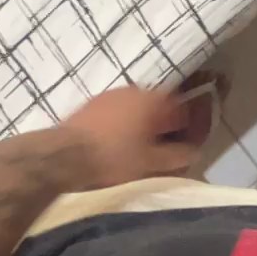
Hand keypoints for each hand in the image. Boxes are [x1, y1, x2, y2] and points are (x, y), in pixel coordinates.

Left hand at [60, 85, 200, 189]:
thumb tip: (193, 153)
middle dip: (165, 124)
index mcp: (154, 101)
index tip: (190, 143)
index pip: (184, 108)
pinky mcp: (91, 104)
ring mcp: (110, 95)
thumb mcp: (150, 164)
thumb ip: (175, 157)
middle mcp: (134, 90)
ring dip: (143, 124)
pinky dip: (123, 124)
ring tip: (141, 147)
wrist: (63, 156)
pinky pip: (117, 112)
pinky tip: (118, 142)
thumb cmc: (113, 159)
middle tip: (166, 146)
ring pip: (136, 108)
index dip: (190, 126)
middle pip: (159, 106)